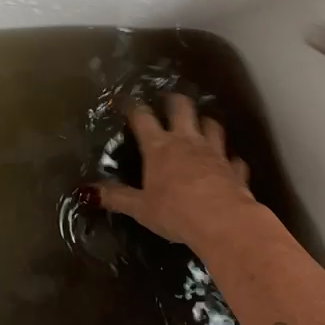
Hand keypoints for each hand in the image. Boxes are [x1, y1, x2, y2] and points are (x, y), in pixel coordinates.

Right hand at [94, 94, 258, 246]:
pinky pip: (235, 159)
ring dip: (206, 123)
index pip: (142, 117)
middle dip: (174, 101)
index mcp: (158, 147)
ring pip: (212, 125)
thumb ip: (117, 197)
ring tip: (201, 123)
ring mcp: (214, 152)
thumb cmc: (176, 212)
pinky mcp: (235, 169)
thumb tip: (89, 191)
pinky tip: (230, 163)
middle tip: (169, 101)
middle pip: (181, 108)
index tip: (126, 101)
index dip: (133, 107)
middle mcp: (186, 142)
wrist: (224, 223)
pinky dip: (231, 159)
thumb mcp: (141, 208)